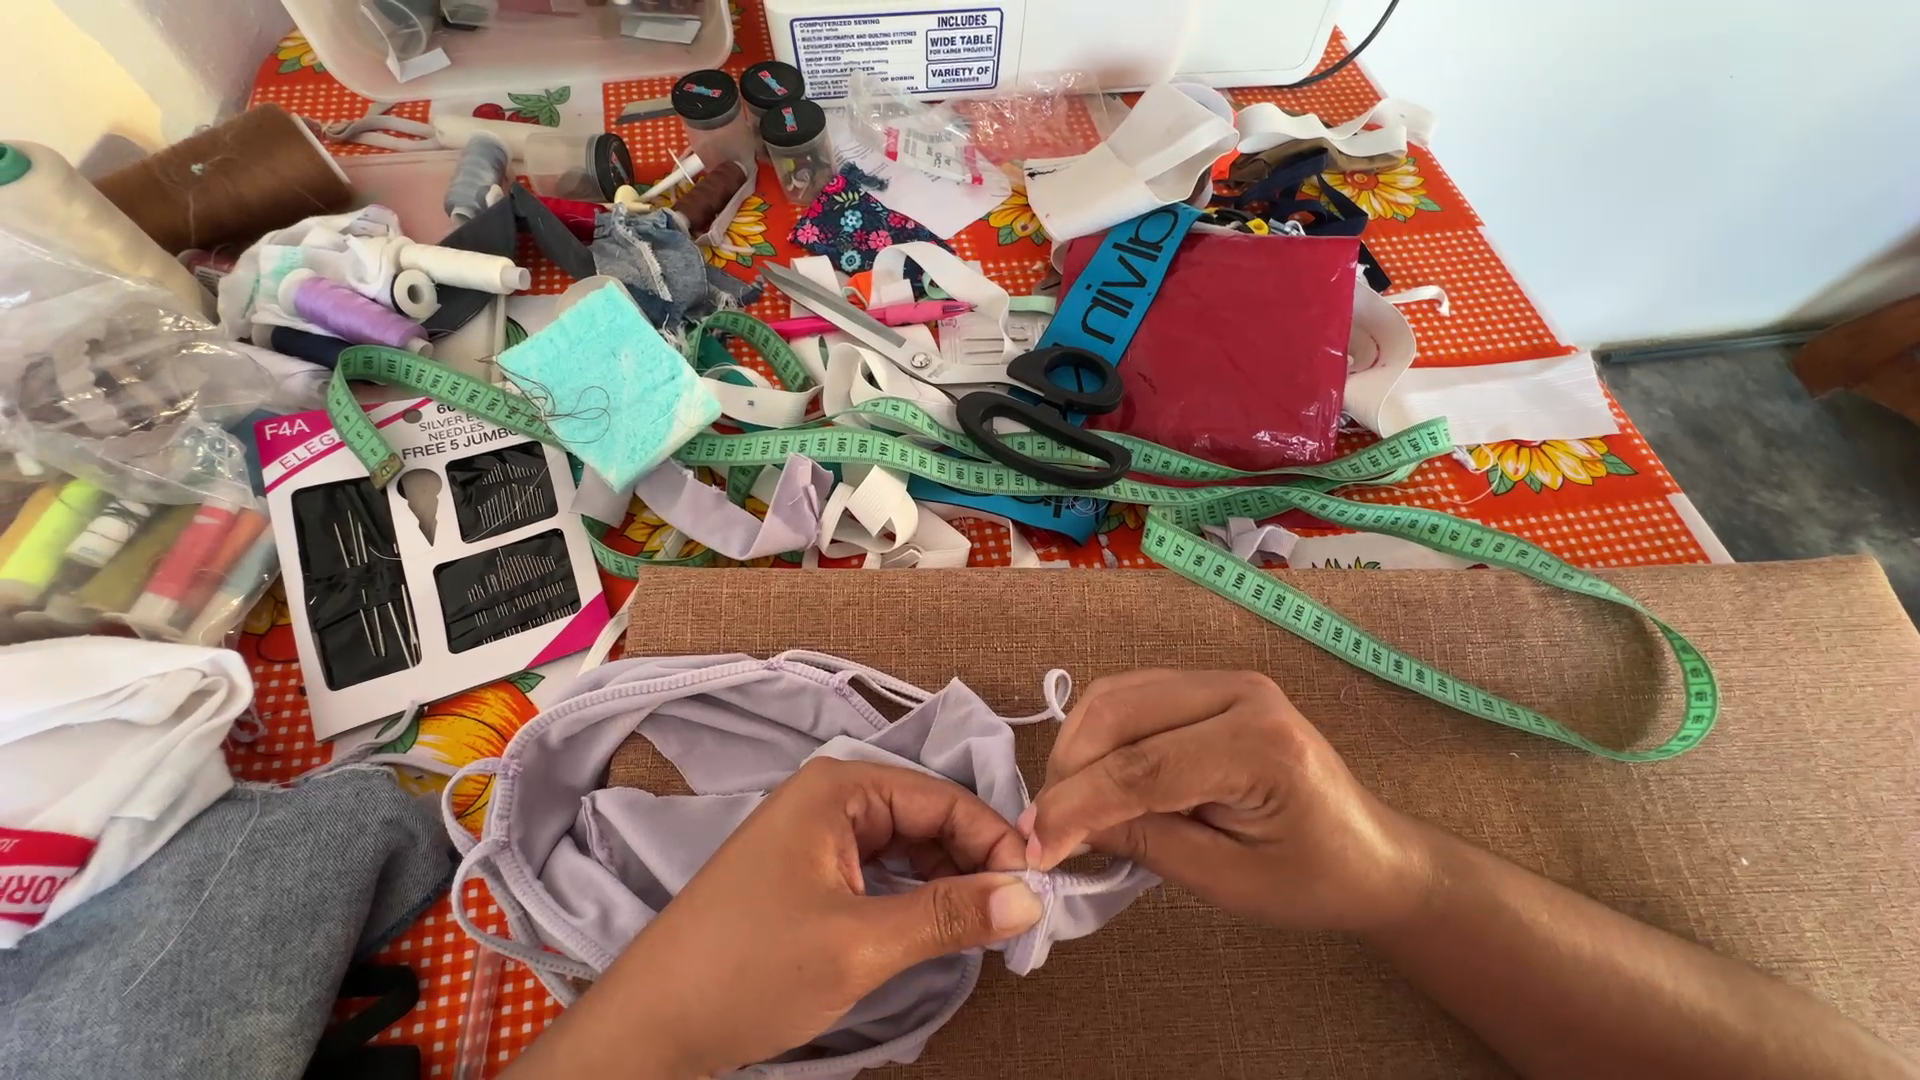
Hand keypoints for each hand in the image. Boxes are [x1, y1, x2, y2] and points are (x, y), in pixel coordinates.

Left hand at [510, 757, 1044, 1079]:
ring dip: (945, 881)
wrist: (650, 1029)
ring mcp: (816, 833)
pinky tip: (935, 924)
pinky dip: (913, 895)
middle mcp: (830, 796)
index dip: (994, 839)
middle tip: (1013, 914)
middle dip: (971, 861)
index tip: (1035, 887)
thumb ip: (950, 915)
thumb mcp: (861, 944)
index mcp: (839, 788)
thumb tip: (1029, 898)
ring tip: (982, 925)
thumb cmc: (751, 970)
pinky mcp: (809, 870)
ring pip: (906, 845)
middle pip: (926, 818)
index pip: (942, 799)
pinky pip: (879, 869)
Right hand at [1022, 669, 1431, 933]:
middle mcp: (1239, 691)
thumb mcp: (1227, 882)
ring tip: (1067, 803)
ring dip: (1077, 747)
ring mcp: (1223, 679)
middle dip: (1069, 769)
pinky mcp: (1207, 683)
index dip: (1078, 806)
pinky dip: (1098, 733)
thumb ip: (1144, 843)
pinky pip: (1130, 694)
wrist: (1369, 851)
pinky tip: (1095, 774)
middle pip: (1119, 712)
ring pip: (1114, 694)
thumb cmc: (1311, 880)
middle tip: (1045, 826)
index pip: (1143, 767)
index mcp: (1259, 745)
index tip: (1034, 845)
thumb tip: (1063, 825)